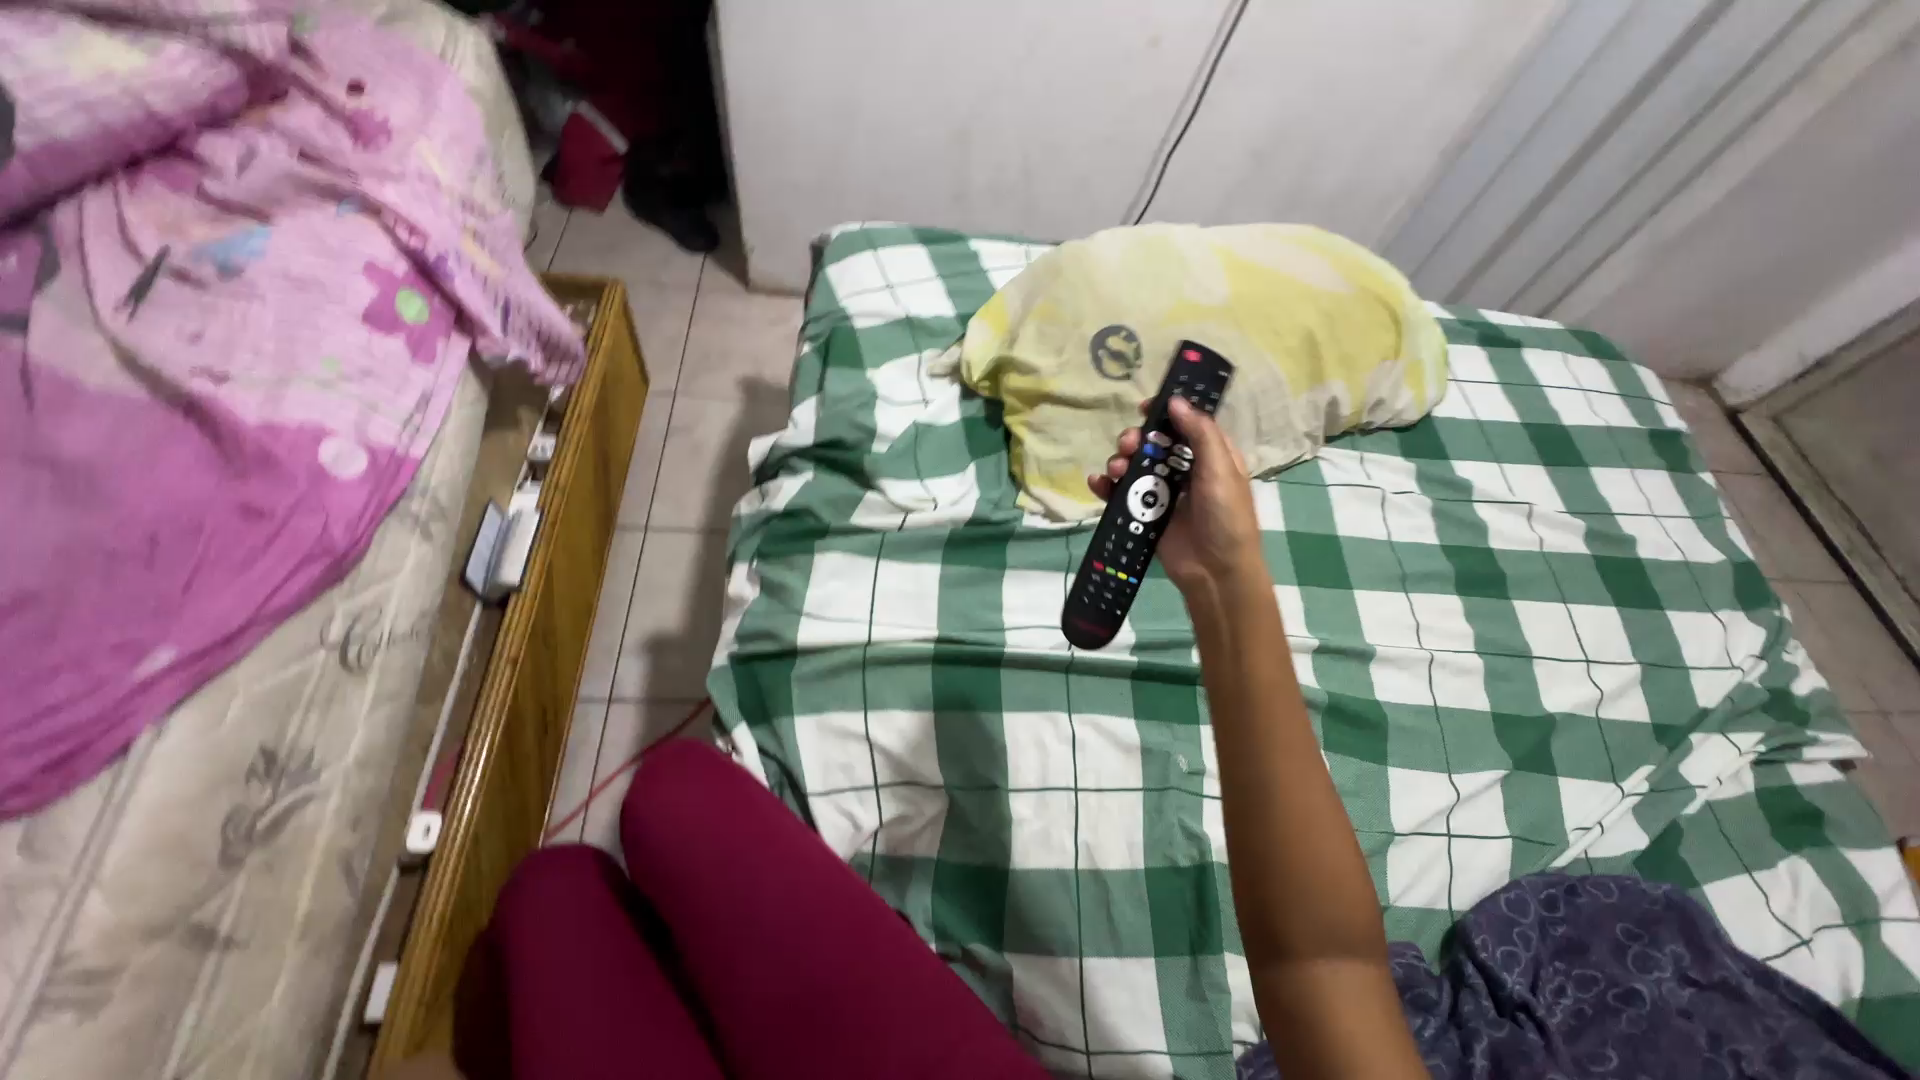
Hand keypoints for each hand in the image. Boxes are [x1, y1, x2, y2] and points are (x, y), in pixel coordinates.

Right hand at [1087, 396, 1264, 594]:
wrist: (1215, 571)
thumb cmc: (1226, 517)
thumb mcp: (1221, 470)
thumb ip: (1200, 434)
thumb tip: (1175, 400)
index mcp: (1209, 456)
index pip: (1185, 424)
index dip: (1165, 413)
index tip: (1145, 407)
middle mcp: (1184, 471)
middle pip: (1152, 444)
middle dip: (1136, 439)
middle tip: (1128, 445)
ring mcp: (1162, 493)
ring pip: (1133, 467)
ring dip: (1120, 461)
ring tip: (1116, 469)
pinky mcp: (1144, 514)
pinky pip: (1120, 495)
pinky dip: (1106, 487)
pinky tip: (1098, 483)